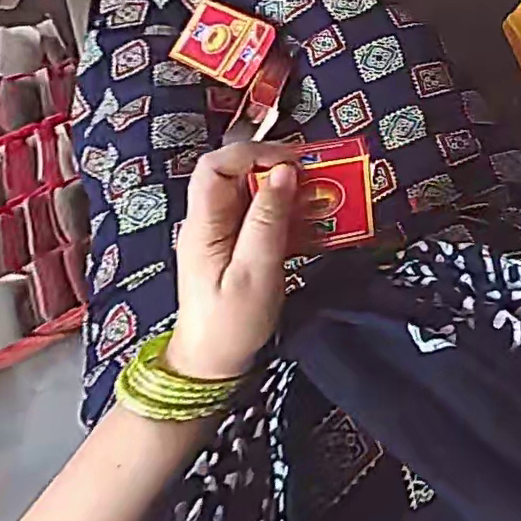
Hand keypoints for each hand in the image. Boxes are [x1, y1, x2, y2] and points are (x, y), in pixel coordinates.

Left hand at [165, 142, 297, 379]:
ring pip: (250, 189)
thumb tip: (284, 171)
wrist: (211, 366)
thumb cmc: (231, 324)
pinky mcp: (236, 242)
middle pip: (234, 172)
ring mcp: (221, 231)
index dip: (252, 154)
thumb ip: (268, 220)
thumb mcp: (255, 273)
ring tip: (317, 193)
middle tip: (313, 175)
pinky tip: (307, 216)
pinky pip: (259, 210)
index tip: (291, 163)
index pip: (215, 166)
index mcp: (204, 225)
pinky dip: (285, 207)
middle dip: (274, 166)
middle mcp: (209, 220)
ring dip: (284, 186)